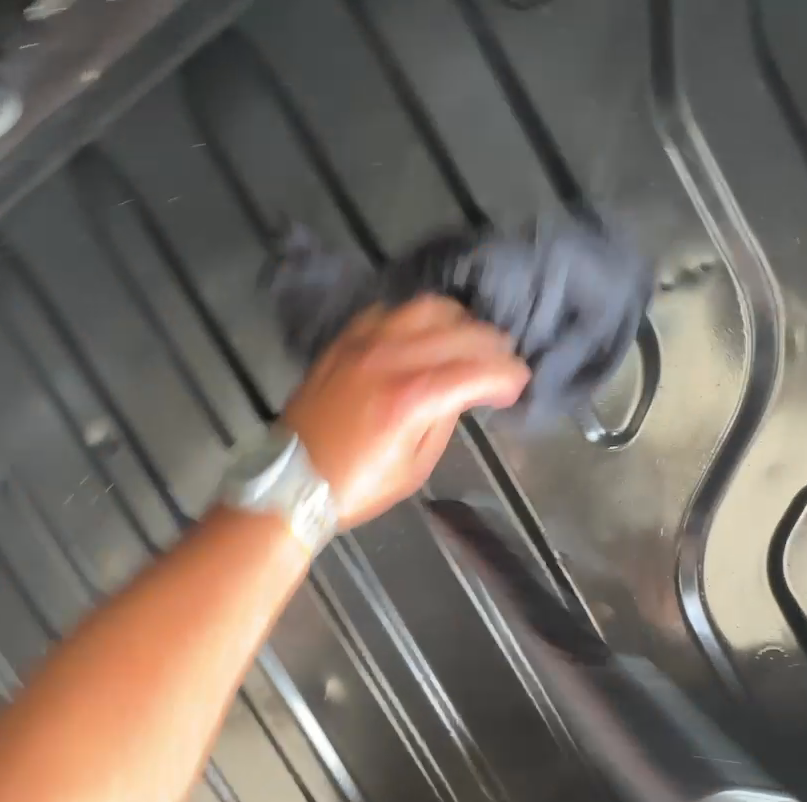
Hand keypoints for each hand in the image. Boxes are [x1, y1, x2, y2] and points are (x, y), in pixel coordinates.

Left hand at [281, 296, 528, 528]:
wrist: (290, 481)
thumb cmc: (354, 487)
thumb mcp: (413, 468)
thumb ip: (443, 421)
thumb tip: (460, 392)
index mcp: (412, 397)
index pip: (480, 368)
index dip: (509, 376)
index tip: (516, 387)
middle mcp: (391, 358)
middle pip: (461, 331)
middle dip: (493, 348)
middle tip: (500, 365)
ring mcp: (363, 344)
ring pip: (427, 308)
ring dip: (458, 322)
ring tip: (466, 342)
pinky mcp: (343, 343)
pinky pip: (387, 312)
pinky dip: (413, 319)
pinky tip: (420, 336)